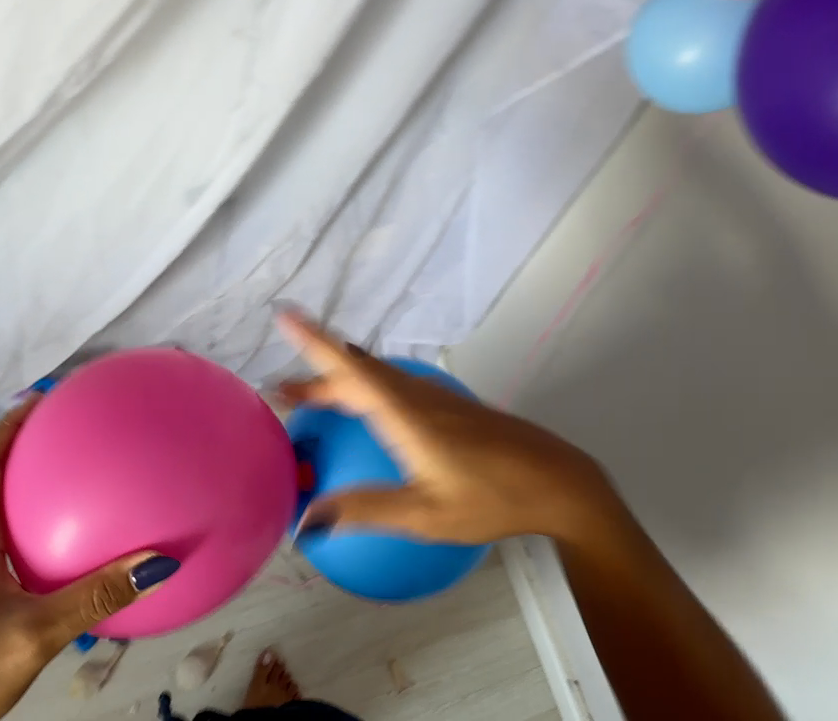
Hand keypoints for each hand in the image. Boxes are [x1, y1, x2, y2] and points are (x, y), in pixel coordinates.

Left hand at [0, 398, 179, 720]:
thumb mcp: (36, 636)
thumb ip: (95, 597)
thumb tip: (160, 560)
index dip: (7, 427)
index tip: (39, 398)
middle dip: (21, 451)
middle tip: (65, 431)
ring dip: (23, 491)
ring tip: (69, 480)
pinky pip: (1, 552)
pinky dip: (30, 535)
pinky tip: (63, 555)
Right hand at [276, 310, 619, 546]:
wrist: (556, 479)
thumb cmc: (492, 499)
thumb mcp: (427, 515)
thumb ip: (367, 510)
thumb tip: (308, 520)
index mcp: (405, 415)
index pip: (350, 371)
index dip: (315, 342)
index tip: (285, 317)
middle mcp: (416, 396)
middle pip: (357, 373)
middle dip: (316, 374)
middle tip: (280, 390)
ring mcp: (435, 396)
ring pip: (376, 378)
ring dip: (340, 381)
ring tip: (310, 397)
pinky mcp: (449, 404)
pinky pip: (394, 386)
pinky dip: (366, 389)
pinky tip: (365, 408)